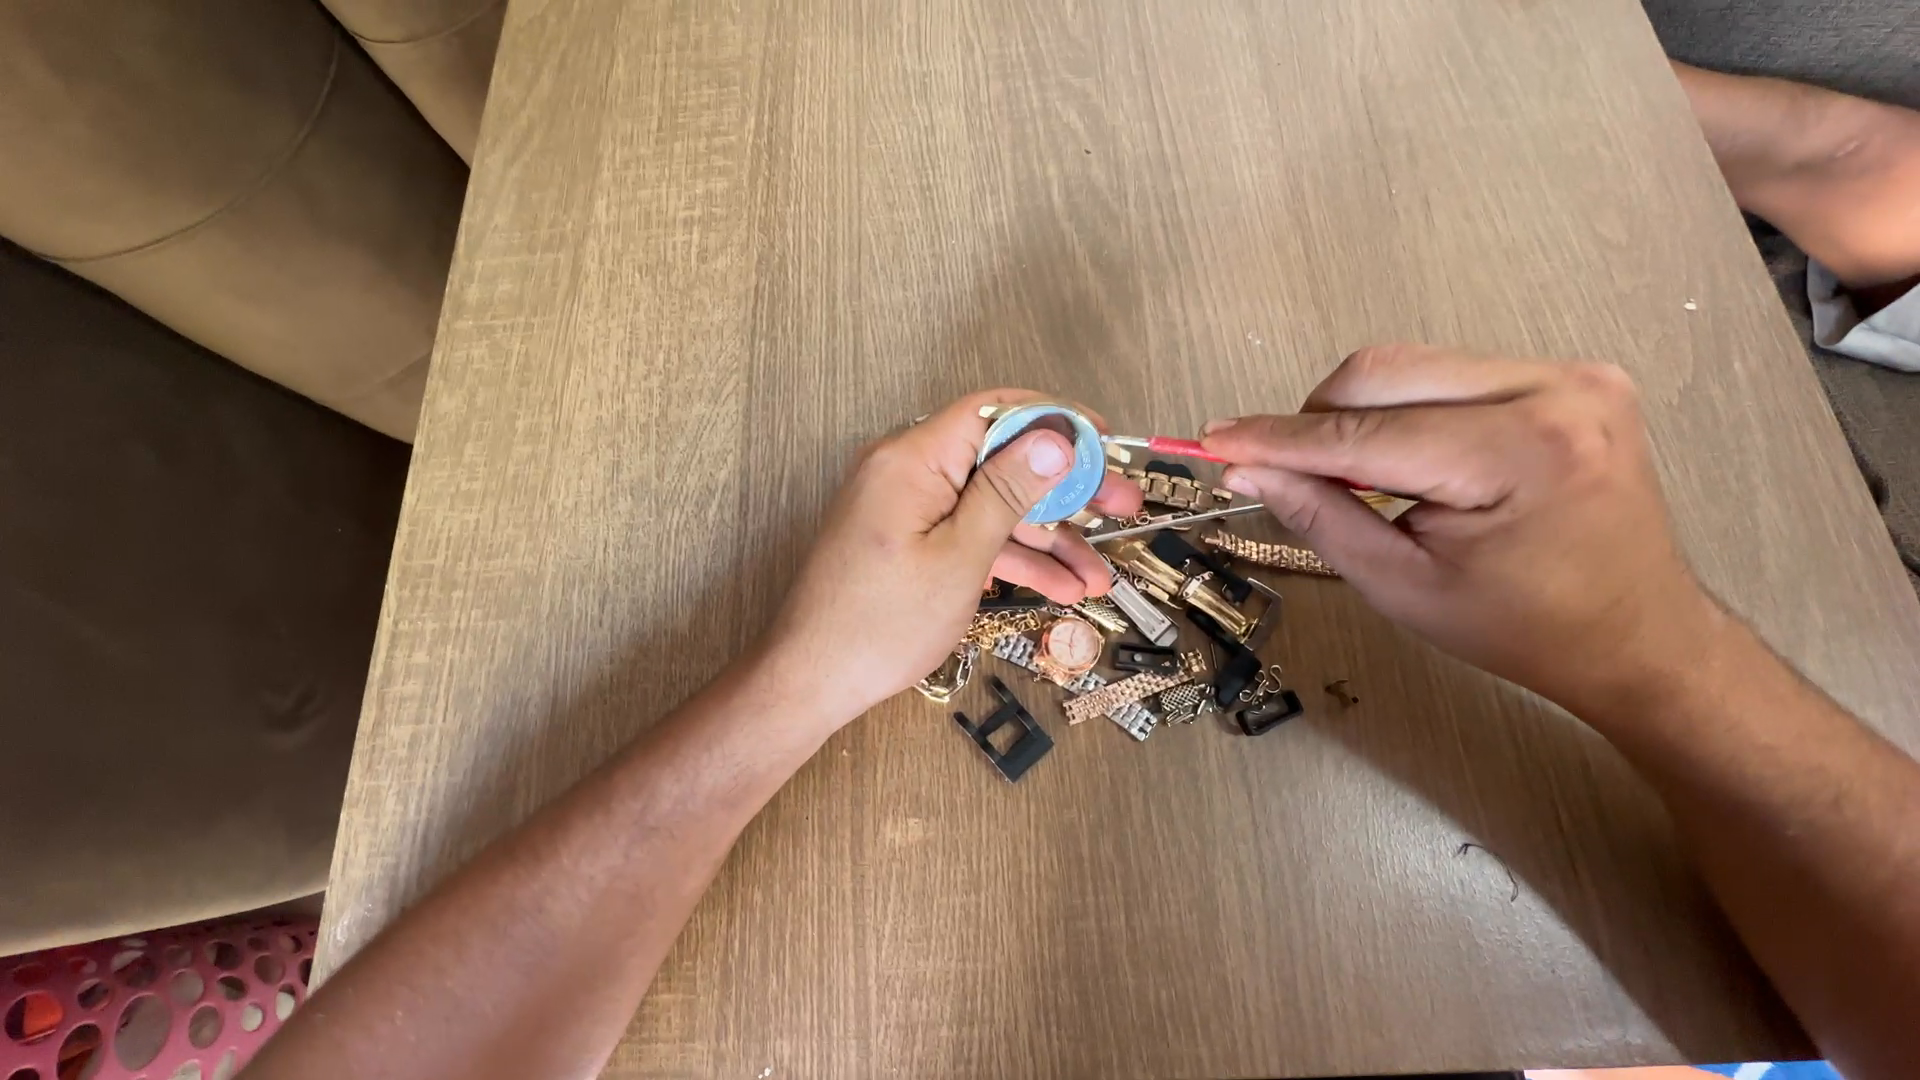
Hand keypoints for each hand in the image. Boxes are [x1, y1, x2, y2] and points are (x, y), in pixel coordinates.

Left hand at [761, 391, 1143, 717]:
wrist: (813, 680)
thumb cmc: (881, 623)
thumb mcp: (959, 557)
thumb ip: (1007, 493)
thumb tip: (1054, 438)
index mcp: (913, 458)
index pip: (994, 411)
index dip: (1054, 419)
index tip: (1104, 438)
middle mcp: (908, 471)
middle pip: (1001, 462)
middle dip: (1065, 490)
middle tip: (1121, 508)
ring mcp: (909, 508)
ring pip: (991, 507)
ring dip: (1046, 539)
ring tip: (1097, 574)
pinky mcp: (911, 540)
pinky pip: (968, 535)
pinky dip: (1009, 557)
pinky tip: (1057, 587)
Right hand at [1201, 345, 1722, 714]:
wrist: (1638, 634)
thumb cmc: (1517, 627)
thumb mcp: (1399, 584)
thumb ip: (1317, 514)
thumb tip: (1244, 467)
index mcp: (1518, 454)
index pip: (1362, 434)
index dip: (1276, 438)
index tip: (1213, 440)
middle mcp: (1553, 390)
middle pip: (1382, 370)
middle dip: (1315, 419)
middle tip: (1291, 471)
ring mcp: (1569, 373)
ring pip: (1409, 364)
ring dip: (1356, 414)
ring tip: (1354, 475)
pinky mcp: (1568, 374)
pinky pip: (1446, 373)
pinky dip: (1400, 409)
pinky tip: (1403, 459)